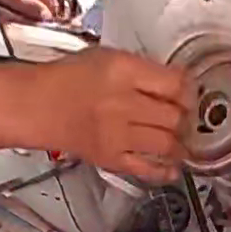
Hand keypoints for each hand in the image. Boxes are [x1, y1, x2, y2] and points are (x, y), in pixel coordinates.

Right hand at [38, 48, 187, 182]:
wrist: (40, 106)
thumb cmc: (73, 79)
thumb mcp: (109, 59)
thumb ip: (143, 72)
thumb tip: (179, 88)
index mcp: (122, 71)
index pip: (174, 84)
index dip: (189, 92)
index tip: (190, 96)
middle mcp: (123, 104)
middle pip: (174, 118)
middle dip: (185, 120)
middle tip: (184, 121)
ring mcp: (118, 135)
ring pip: (166, 145)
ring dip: (179, 146)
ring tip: (179, 143)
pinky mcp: (113, 160)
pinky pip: (148, 170)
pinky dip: (166, 172)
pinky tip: (173, 169)